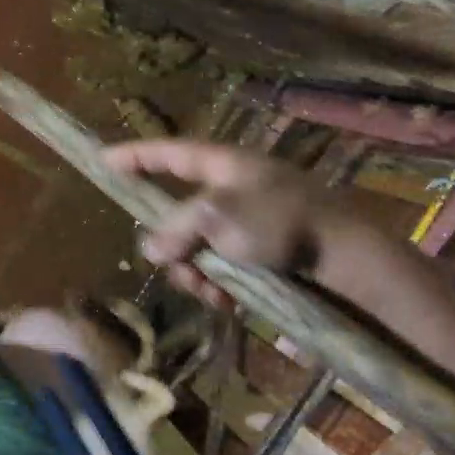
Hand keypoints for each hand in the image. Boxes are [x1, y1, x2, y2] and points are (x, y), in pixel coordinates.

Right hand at [103, 139, 349, 307]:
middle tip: (171, 265)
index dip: (135, 156)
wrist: (352, 263)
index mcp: (227, 166)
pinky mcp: (264, 254)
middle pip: (179, 213)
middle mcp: (235, 191)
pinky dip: (217, 284)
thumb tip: (151, 249)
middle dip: (172, 245)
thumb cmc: (283, 224)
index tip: (102, 159)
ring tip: (209, 292)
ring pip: (197, 247)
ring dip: (194, 272)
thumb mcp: (217, 218)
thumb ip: (175, 228)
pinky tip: (227, 301)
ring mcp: (251, 223)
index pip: (170, 154)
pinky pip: (222, 266)